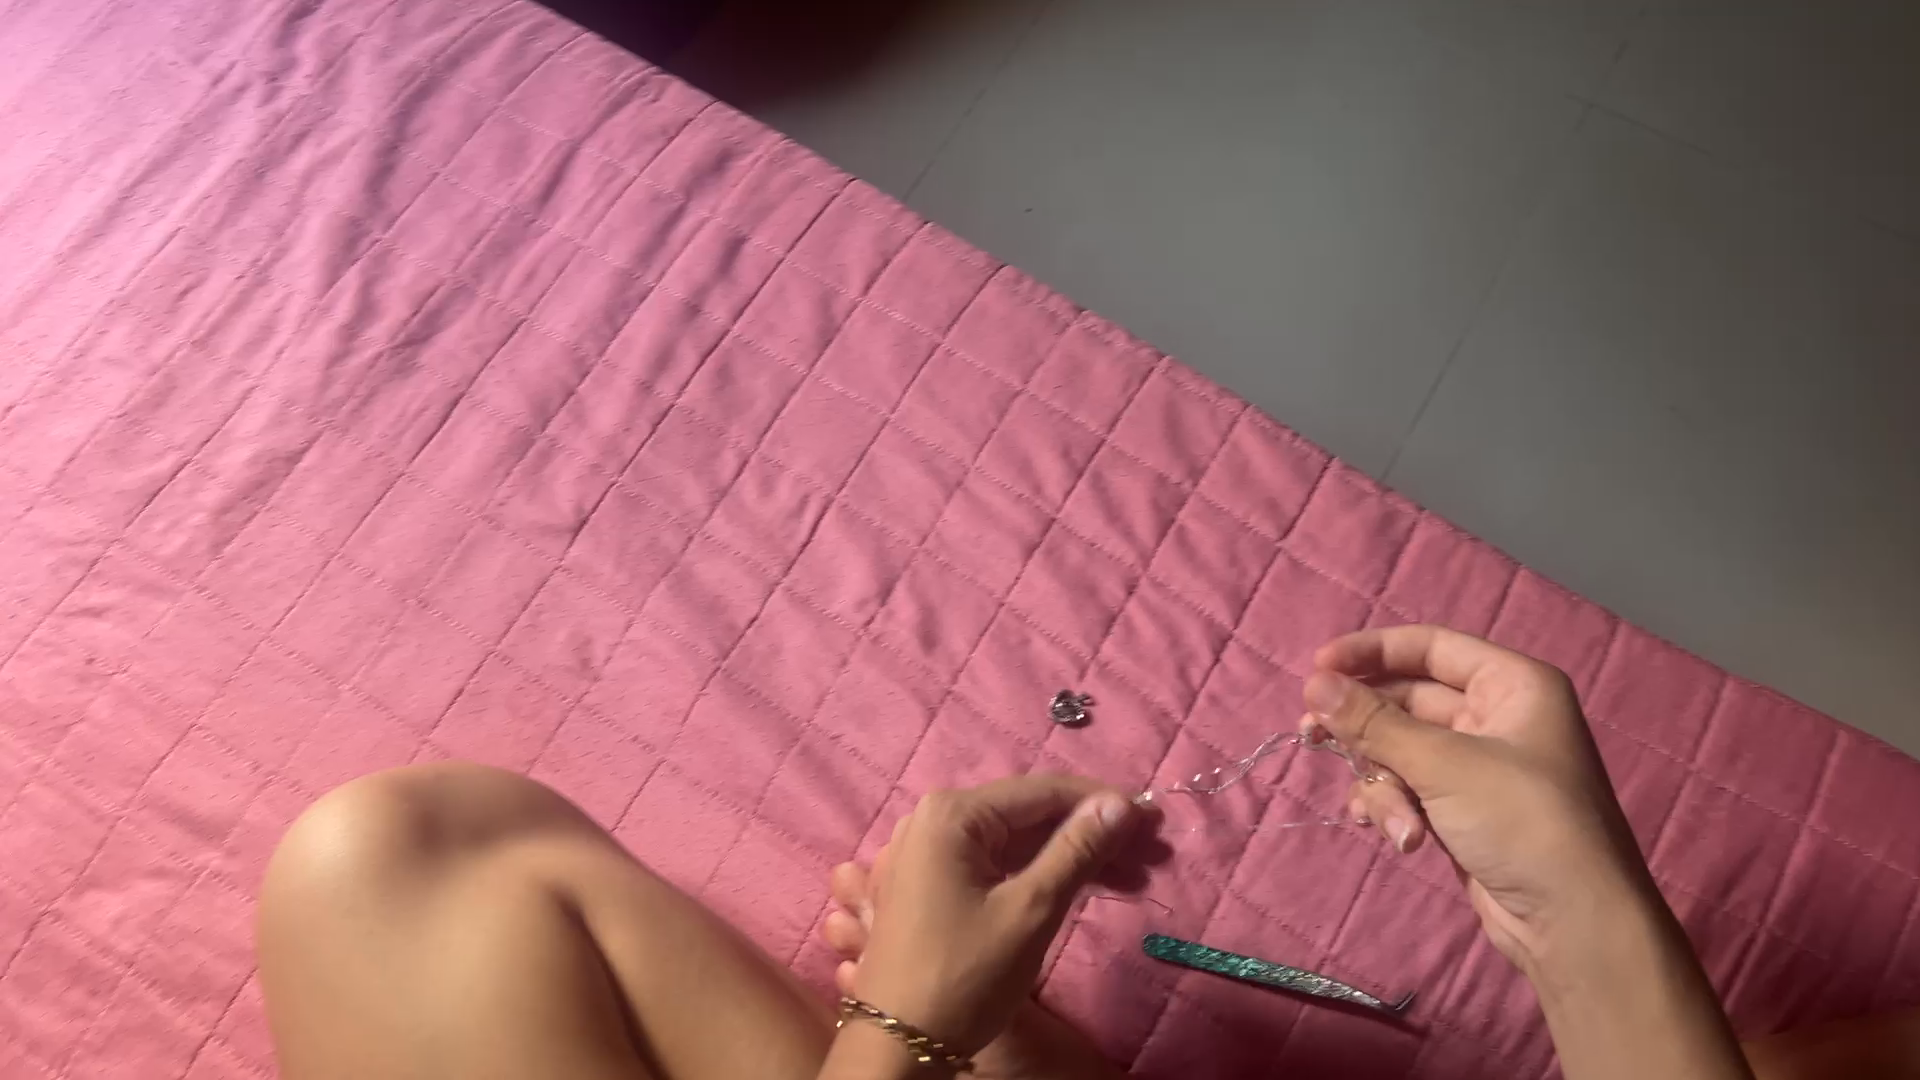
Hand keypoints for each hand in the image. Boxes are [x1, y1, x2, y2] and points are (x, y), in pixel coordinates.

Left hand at [851, 775, 1141, 1056]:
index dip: (1101, 803)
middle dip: (1092, 834)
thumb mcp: (1029, 912)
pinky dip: (1040, 873)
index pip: (1041, 792)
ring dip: (1073, 857)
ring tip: (1134, 877)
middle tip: (1152, 853)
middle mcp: (937, 817)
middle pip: (1031, 816)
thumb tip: (1120, 804)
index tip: (1152, 820)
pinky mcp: (935, 878)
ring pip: (1018, 841)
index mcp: (953, 813)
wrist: (896, 1049)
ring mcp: (932, 848)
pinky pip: (998, 862)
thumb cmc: (963, 976)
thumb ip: (1076, 851)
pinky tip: (1087, 885)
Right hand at [1303, 624, 1652, 971]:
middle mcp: (1493, 716)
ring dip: (1379, 779)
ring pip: (1395, 746)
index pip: (1426, 646)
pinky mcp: (1458, 805)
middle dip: (1361, 726)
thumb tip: (1311, 683)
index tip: (1316, 670)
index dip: (1369, 652)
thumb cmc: (1522, 825)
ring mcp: (1474, 764)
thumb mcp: (1441, 764)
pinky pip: (1404, 783)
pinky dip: (1390, 804)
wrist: (1575, 932)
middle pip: (1402, 699)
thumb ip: (1370, 720)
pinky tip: (1393, 833)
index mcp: (1510, 686)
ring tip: (1376, 812)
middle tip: (1311, 735)